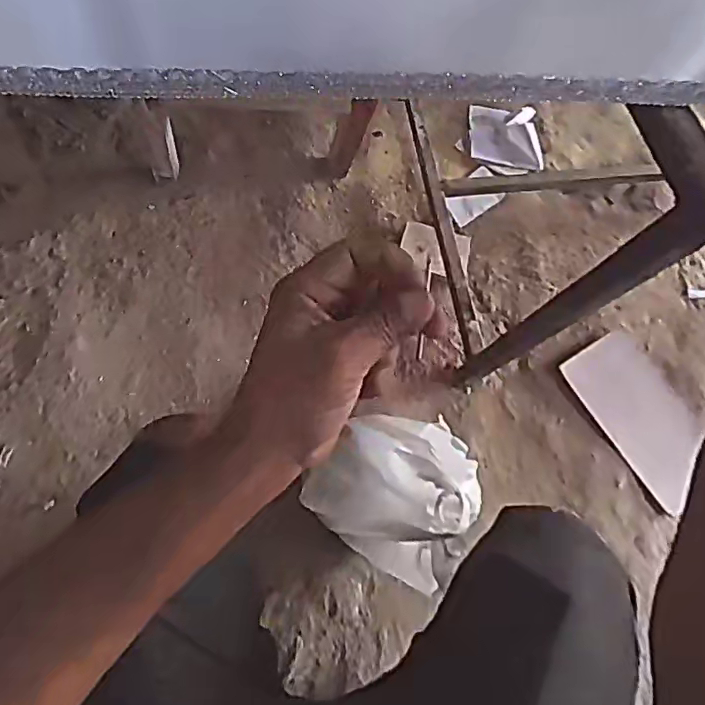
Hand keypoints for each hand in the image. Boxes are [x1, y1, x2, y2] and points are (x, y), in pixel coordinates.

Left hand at [223, 240, 439, 467]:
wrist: (270, 451)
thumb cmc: (296, 398)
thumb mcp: (343, 355)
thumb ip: (385, 322)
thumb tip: (426, 297)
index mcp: (309, 289)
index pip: (359, 253)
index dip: (394, 264)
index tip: (423, 292)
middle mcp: (321, 303)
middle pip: (376, 283)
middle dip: (403, 308)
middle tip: (435, 330)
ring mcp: (333, 332)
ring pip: (383, 317)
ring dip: (393, 344)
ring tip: (381, 374)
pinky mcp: (344, 359)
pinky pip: (378, 346)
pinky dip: (384, 365)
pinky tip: (375, 389)